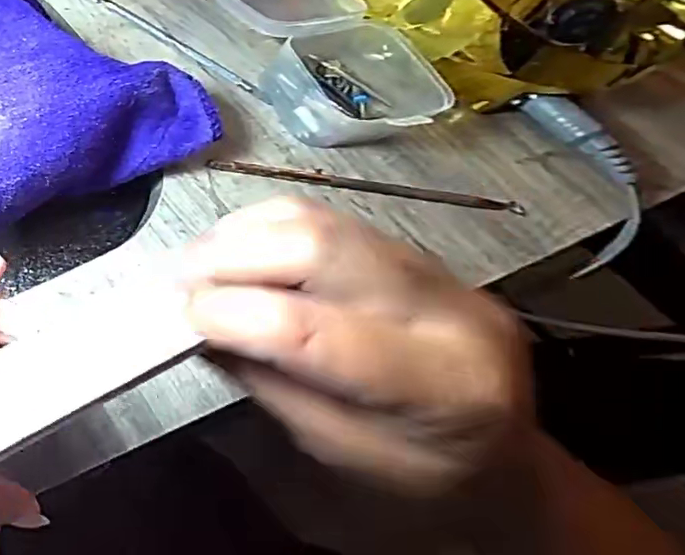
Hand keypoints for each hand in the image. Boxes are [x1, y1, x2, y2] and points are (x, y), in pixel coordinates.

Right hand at [181, 197, 531, 495]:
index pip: (310, 330)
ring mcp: (427, 267)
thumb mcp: (333, 447)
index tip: (183, 316)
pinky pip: (308, 211)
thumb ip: (262, 377)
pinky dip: (252, 227)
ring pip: (305, 218)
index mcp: (442, 387)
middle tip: (183, 283)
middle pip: (312, 248)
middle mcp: (446, 312)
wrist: (501, 456)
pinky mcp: (398, 243)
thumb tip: (193, 321)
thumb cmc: (414, 471)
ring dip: (233, 237)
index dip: (228, 314)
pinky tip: (235, 253)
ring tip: (202, 267)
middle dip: (224, 258)